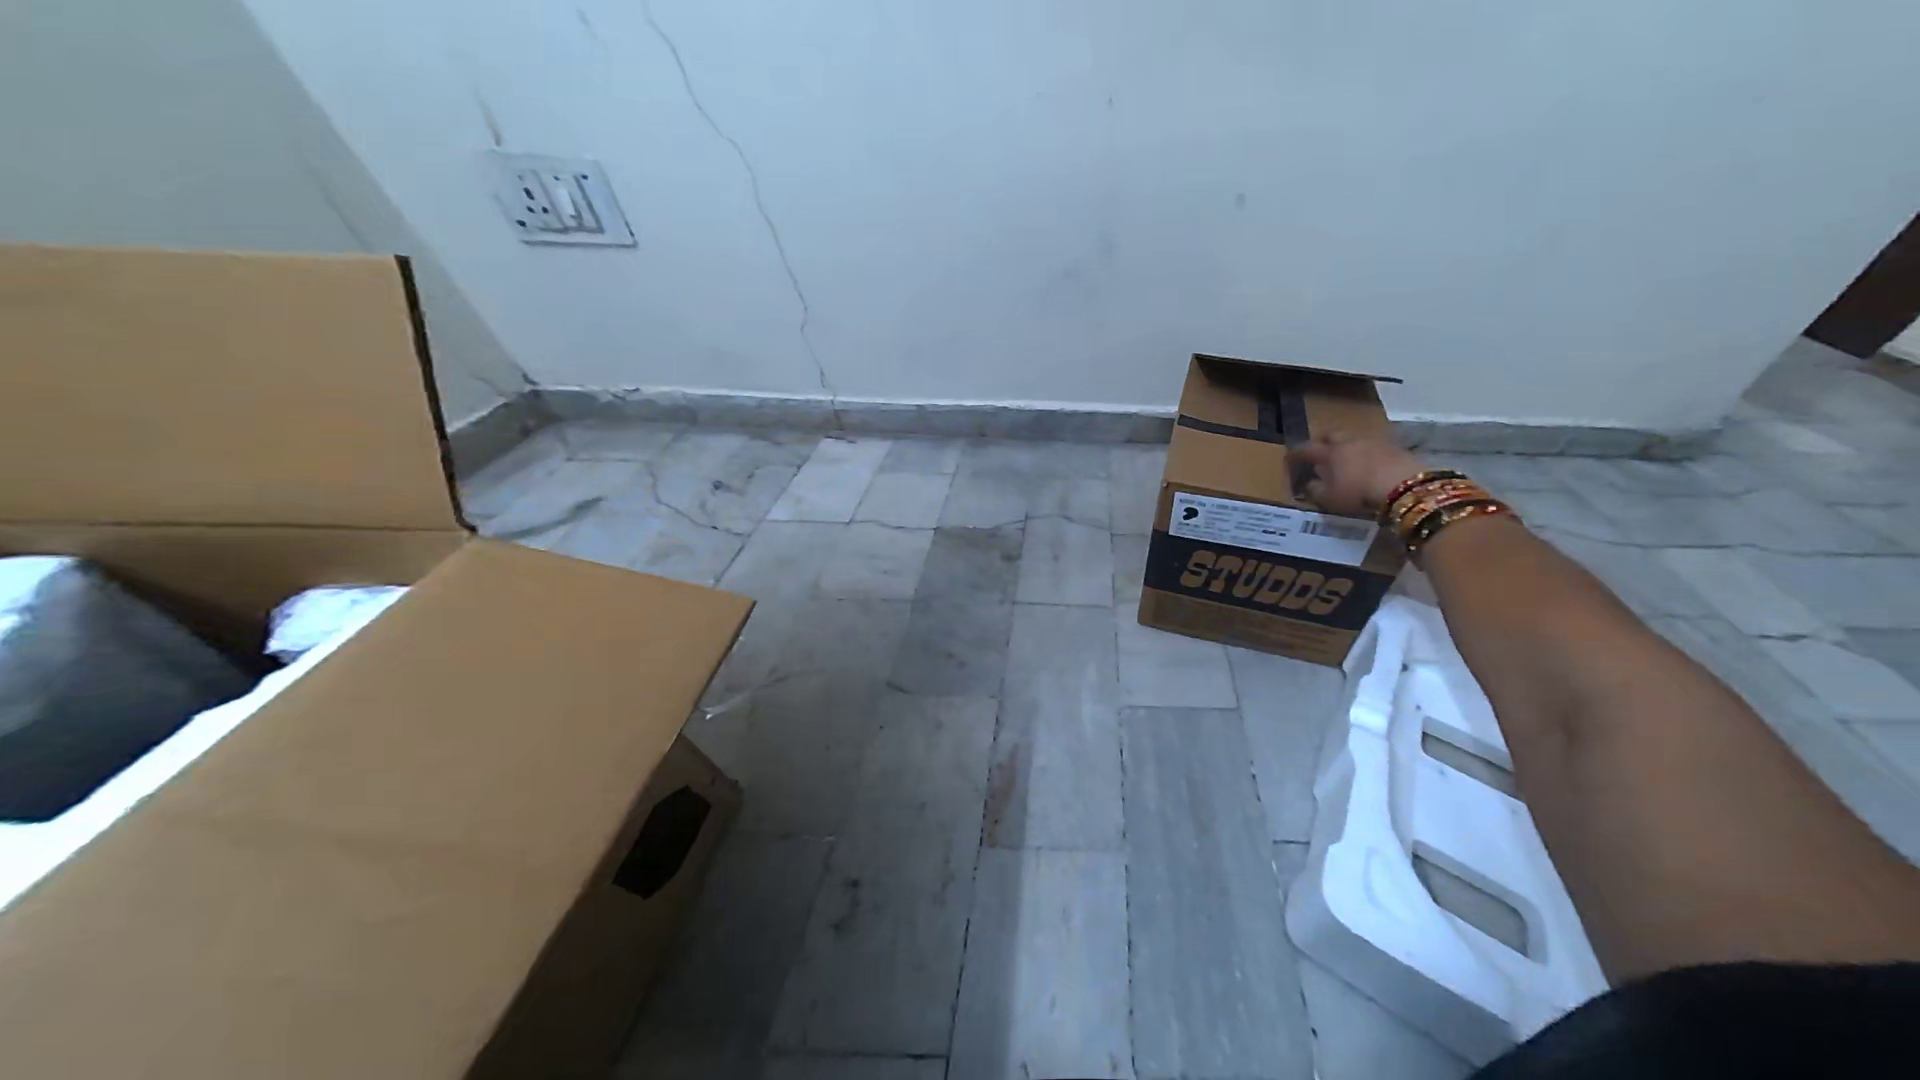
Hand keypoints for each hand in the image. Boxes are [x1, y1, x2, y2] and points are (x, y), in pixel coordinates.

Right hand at [1286, 431, 1425, 516]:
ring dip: (1346, 445)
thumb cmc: (1358, 492)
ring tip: (1344, 458)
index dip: (1295, 454)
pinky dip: (1365, 452)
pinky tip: (1367, 463)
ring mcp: (1373, 441)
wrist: (1403, 485)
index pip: (1306, 449)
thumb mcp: (1329, 499)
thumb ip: (1315, 490)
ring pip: (1353, 438)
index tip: (1288, 458)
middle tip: (1318, 449)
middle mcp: (1349, 441)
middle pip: (1331, 435)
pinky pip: (1372, 446)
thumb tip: (1310, 483)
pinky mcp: (1394, 447)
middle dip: (1322, 441)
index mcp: (1329, 452)